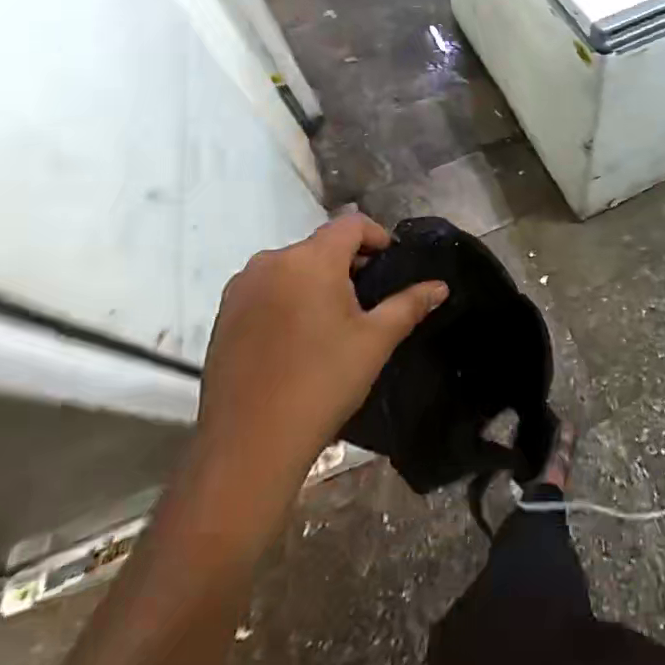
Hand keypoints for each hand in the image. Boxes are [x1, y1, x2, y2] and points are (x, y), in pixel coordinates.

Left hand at [198, 215, 447, 477]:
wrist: (251, 440)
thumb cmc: (323, 382)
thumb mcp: (375, 341)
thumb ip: (409, 305)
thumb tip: (440, 286)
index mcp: (310, 260)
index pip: (350, 224)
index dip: (378, 236)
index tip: (393, 265)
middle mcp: (270, 262)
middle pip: (319, 245)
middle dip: (347, 262)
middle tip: (368, 301)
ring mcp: (241, 288)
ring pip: (291, 268)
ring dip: (316, 281)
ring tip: (334, 322)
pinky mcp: (224, 314)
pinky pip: (265, 290)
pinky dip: (288, 299)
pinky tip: (298, 339)